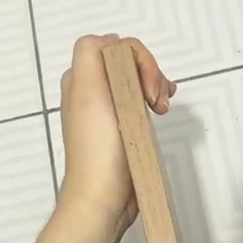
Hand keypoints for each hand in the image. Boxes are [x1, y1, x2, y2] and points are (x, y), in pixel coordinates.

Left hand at [56, 34, 175, 234]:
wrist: (102, 198)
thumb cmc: (99, 148)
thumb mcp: (89, 91)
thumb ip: (93, 55)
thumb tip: (115, 45)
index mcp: (80, 79)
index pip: (110, 44)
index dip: (135, 57)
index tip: (145, 85)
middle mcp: (90, 91)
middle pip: (125, 61)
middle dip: (148, 72)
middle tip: (158, 100)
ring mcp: (106, 110)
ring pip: (135, 80)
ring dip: (154, 86)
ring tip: (162, 108)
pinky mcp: (120, 129)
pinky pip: (138, 101)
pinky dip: (152, 101)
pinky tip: (162, 110)